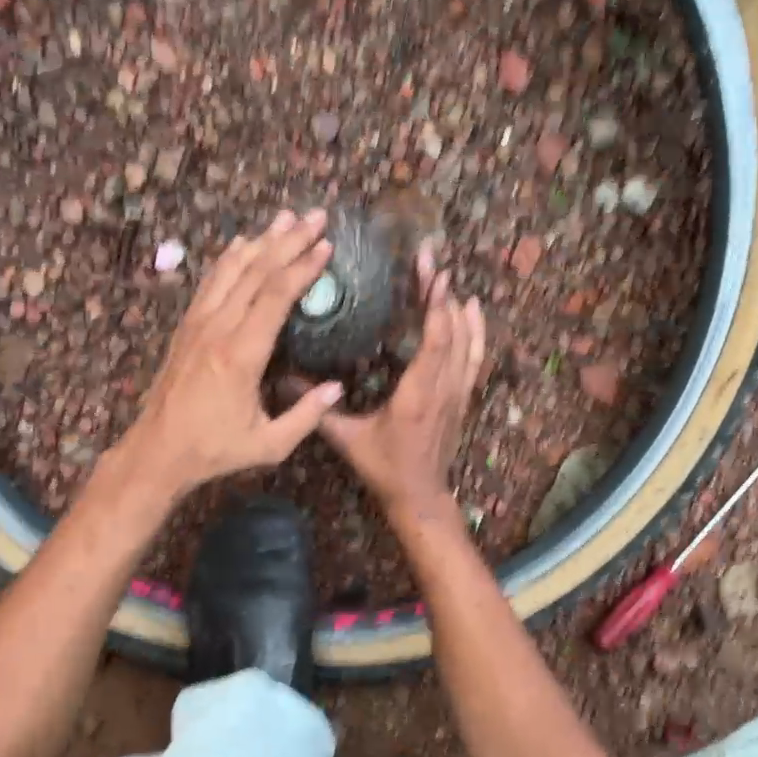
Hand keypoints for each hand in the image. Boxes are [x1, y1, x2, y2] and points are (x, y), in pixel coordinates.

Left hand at [116, 210, 344, 496]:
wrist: (158, 449)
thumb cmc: (215, 449)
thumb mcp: (269, 445)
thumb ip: (306, 417)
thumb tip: (336, 389)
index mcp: (241, 354)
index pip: (276, 296)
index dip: (302, 267)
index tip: (326, 246)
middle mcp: (218, 329)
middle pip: (256, 271)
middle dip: (288, 240)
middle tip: (315, 216)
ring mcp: (197, 324)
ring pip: (231, 269)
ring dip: (261, 240)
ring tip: (285, 217)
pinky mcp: (186, 327)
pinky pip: (211, 281)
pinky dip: (230, 258)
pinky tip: (244, 244)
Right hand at [318, 253, 486, 516]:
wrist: (420, 496)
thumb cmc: (384, 469)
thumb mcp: (348, 440)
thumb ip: (317, 411)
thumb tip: (282, 381)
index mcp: (417, 397)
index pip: (435, 343)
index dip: (436, 305)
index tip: (432, 272)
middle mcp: (443, 390)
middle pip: (454, 333)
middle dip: (443, 294)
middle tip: (429, 260)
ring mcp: (458, 394)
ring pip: (468, 343)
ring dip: (460, 308)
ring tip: (447, 276)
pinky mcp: (462, 399)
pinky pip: (474, 358)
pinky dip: (475, 330)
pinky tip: (472, 308)